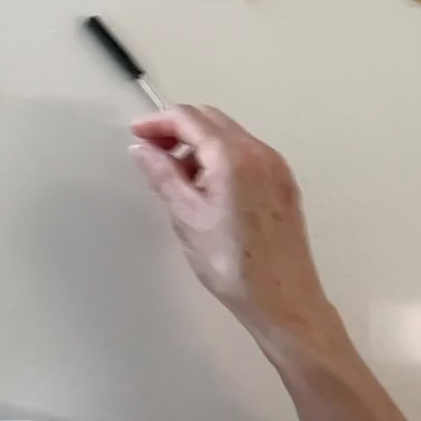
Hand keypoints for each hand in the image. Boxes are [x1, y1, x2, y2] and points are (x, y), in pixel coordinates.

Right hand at [131, 105, 334, 339]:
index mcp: (232, 157)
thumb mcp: (186, 217)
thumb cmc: (233, 265)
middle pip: (210, 118)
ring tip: (177, 174)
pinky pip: (245, 151)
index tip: (137, 134)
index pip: (188, 118)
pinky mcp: (283, 182)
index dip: (157, 122)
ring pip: (228, 133)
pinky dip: (219, 155)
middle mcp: (259, 152)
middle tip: (151, 150)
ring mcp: (275, 166)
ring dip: (198, 142)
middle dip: (177, 128)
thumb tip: (142, 149)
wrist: (283, 302)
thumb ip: (162, 175)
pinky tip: (206, 185)